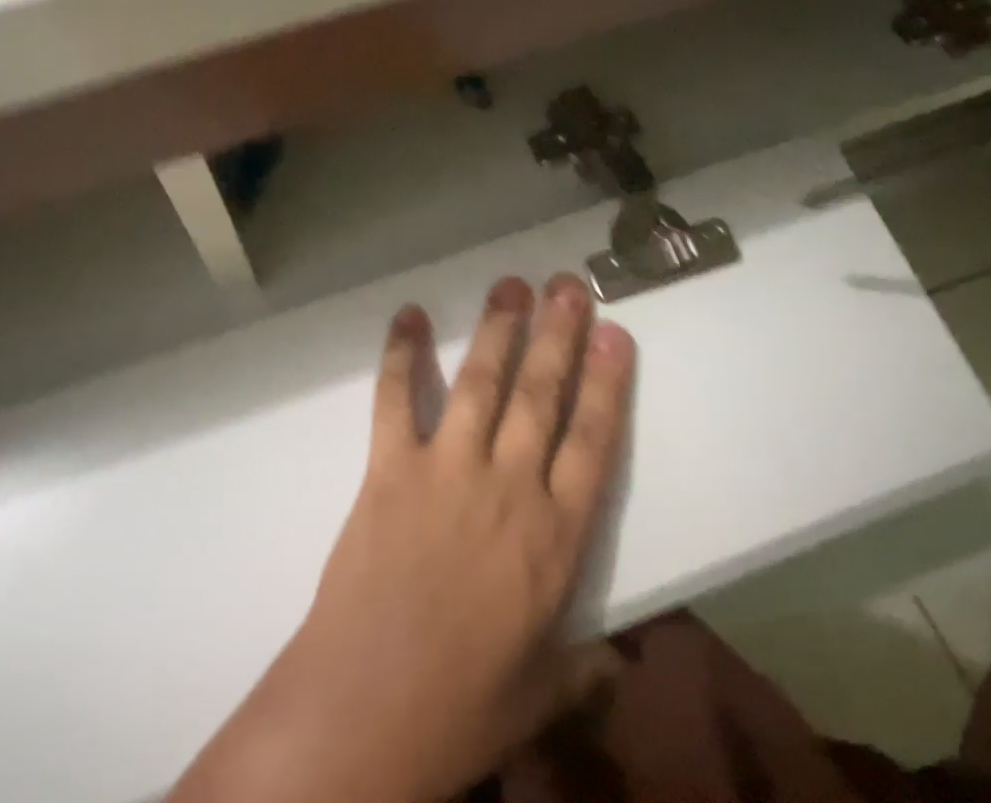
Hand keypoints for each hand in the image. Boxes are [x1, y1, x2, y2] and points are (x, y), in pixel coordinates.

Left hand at [169, 275, 636, 802]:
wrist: (369, 705)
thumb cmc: (463, 706)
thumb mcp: (542, 692)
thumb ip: (584, 667)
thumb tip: (620, 666)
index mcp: (556, 536)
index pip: (594, 442)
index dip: (608, 384)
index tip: (616, 334)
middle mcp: (508, 487)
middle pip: (541, 396)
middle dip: (559, 336)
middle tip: (570, 285)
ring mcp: (445, 471)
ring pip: (479, 384)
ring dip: (497, 329)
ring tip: (512, 284)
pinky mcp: (388, 471)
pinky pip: (395, 401)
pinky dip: (400, 356)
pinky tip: (408, 317)